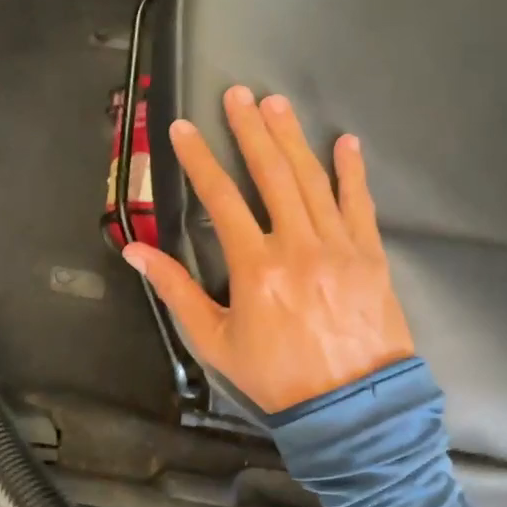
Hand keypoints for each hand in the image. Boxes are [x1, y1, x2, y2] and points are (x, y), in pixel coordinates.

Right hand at [124, 86, 414, 413]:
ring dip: (292, 138)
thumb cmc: (276, 376)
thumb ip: (175, 289)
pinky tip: (346, 142)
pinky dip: (352, 172)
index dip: (199, 160)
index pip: (221, 198)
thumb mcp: (214, 340)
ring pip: (312, 180)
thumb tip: (135, 250)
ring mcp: (339, 247)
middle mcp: (298, 246)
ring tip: (276, 104)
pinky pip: (360, 205)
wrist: (354, 411)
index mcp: (255, 267)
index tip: (182, 129)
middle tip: (238, 95)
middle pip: (271, 174)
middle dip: (251, 130)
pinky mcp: (371, 257)